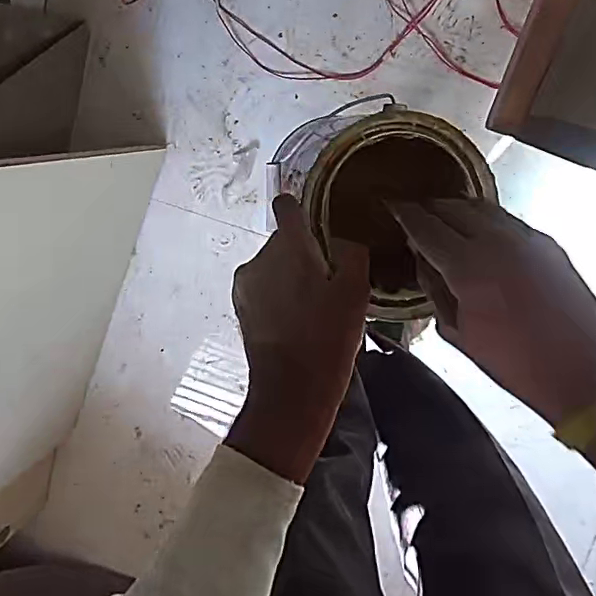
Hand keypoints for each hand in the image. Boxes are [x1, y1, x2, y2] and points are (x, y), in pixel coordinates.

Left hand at [225, 195, 370, 483]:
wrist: (291, 390)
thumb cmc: (327, 338)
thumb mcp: (355, 291)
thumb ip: (350, 251)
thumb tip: (344, 235)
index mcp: (288, 246)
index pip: (287, 206)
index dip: (301, 208)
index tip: (316, 221)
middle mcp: (260, 256)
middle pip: (283, 240)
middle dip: (303, 253)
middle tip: (328, 281)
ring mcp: (246, 282)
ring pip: (273, 265)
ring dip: (289, 275)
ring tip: (313, 307)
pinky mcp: (240, 306)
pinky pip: (263, 287)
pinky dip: (277, 295)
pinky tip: (297, 320)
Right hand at [390, 198, 595, 476]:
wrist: (589, 375)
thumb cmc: (517, 365)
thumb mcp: (460, 334)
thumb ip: (435, 290)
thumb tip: (422, 259)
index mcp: (468, 267)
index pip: (425, 225)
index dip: (403, 213)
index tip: (390, 205)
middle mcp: (496, 241)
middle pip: (451, 207)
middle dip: (428, 207)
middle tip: (414, 213)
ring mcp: (526, 238)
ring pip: (480, 206)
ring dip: (456, 208)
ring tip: (444, 218)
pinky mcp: (547, 243)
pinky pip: (505, 219)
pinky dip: (484, 219)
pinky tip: (479, 233)